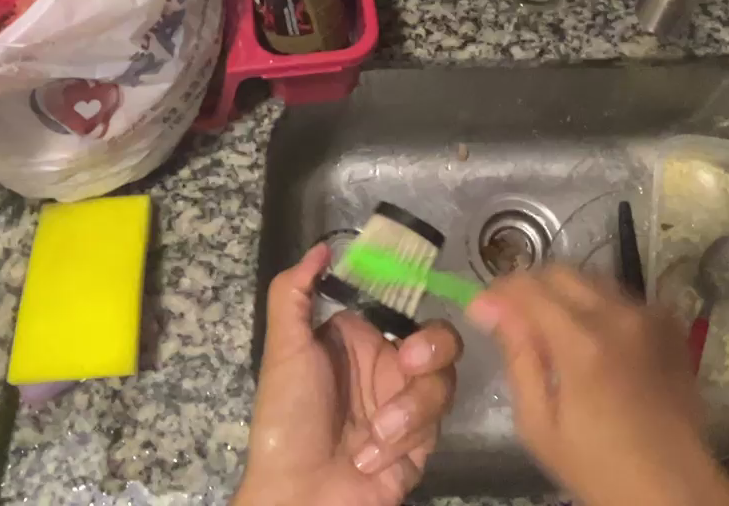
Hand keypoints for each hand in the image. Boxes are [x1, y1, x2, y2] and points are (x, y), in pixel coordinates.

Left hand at [234, 243, 463, 505]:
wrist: (298, 500)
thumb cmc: (287, 418)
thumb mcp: (283, 349)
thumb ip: (294, 292)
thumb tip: (322, 247)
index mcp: (359, 337)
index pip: (403, 302)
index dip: (414, 297)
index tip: (410, 300)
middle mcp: (388, 363)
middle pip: (439, 336)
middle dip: (431, 349)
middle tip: (407, 364)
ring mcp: (408, 403)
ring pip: (444, 379)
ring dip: (410, 409)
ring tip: (375, 436)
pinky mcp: (422, 441)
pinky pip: (434, 424)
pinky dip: (402, 441)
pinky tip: (370, 459)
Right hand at [467, 266, 728, 505]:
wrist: (675, 488)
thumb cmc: (599, 466)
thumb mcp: (539, 424)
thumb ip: (517, 356)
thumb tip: (489, 307)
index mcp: (581, 342)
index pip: (527, 287)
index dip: (499, 291)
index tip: (482, 309)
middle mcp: (617, 315)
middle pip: (559, 273)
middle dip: (530, 288)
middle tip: (517, 319)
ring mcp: (648, 316)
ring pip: (591, 280)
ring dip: (566, 296)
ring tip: (557, 333)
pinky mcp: (668, 323)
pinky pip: (622, 297)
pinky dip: (600, 308)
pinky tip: (597, 341)